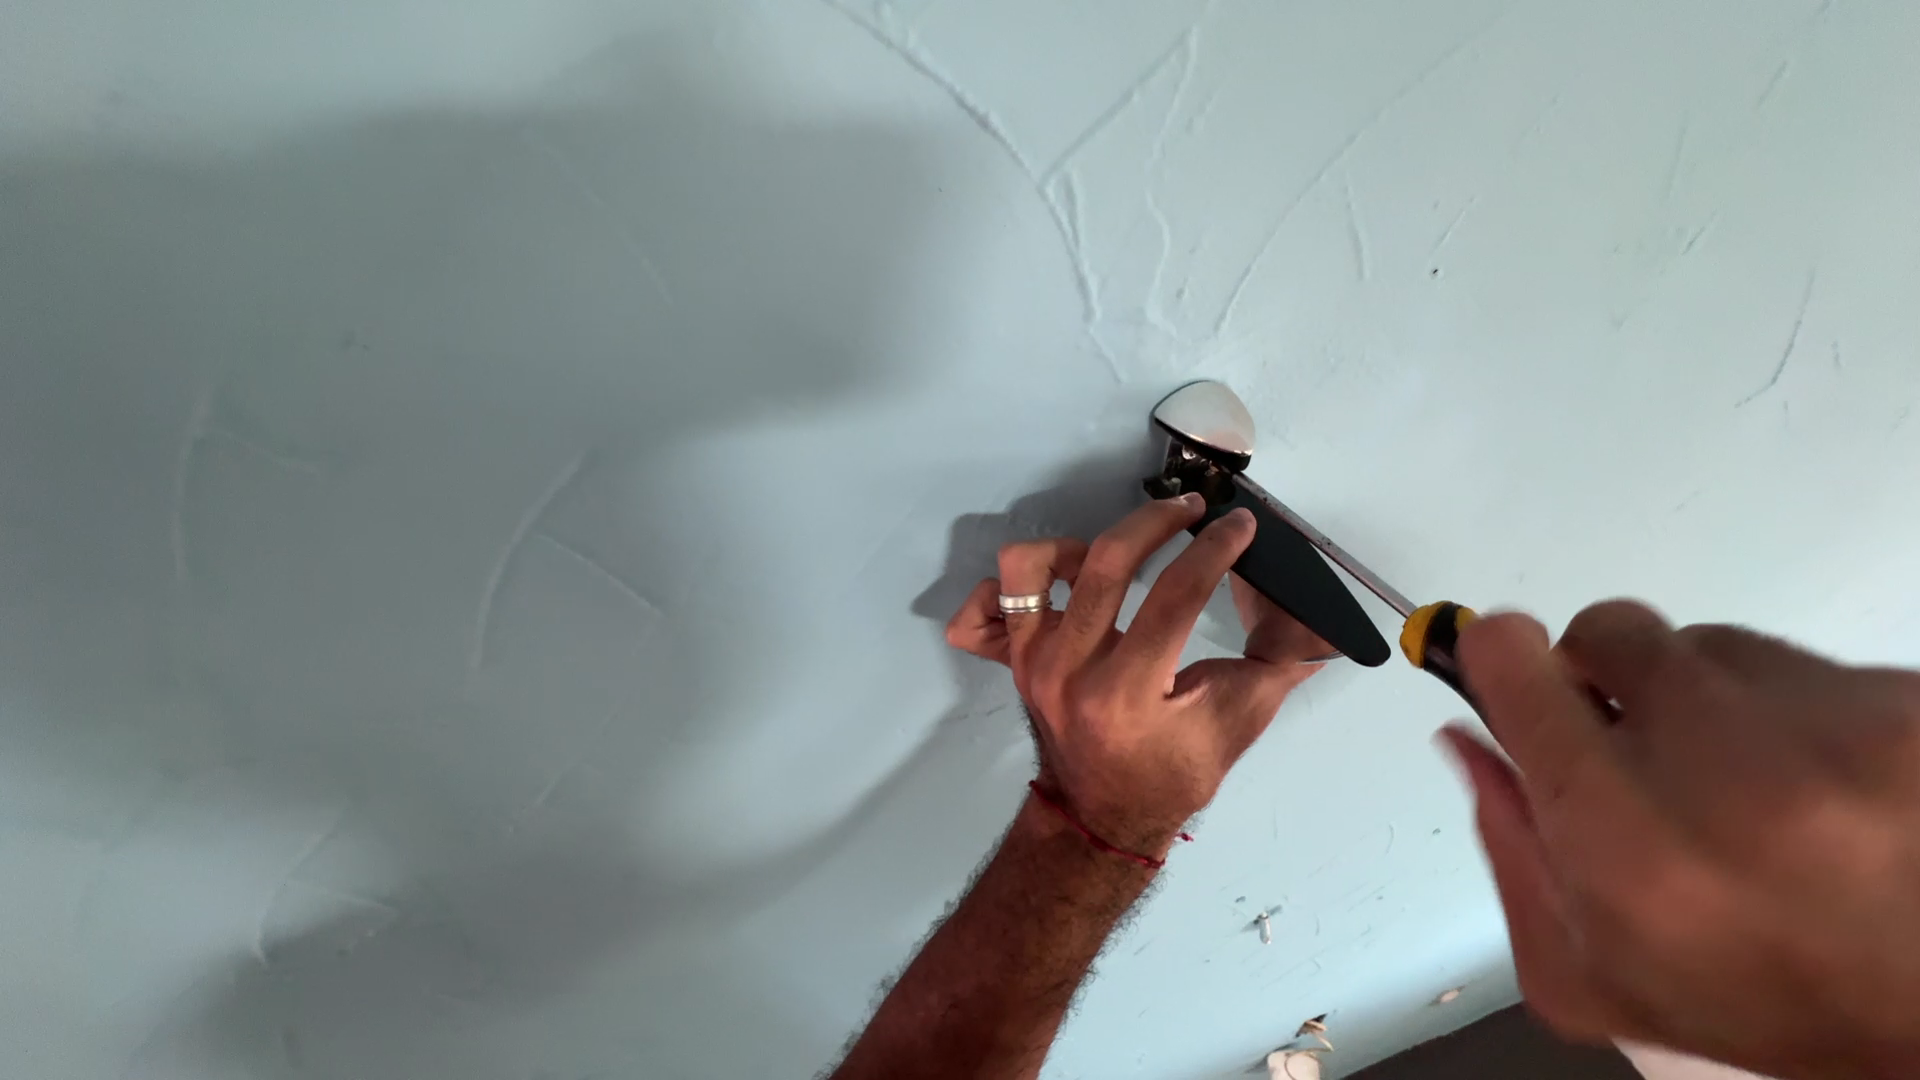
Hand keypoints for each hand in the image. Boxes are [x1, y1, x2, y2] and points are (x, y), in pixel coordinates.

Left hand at [945, 494, 1331, 857]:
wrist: (1098, 816)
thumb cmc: (1171, 775)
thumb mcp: (1237, 724)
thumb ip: (1277, 660)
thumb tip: (1313, 604)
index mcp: (1128, 693)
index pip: (1175, 596)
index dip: (1214, 549)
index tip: (1239, 525)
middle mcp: (1069, 670)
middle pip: (1103, 563)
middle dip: (1155, 521)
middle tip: (1189, 509)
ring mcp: (1030, 660)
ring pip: (1027, 568)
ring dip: (1075, 545)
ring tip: (1111, 556)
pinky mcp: (1013, 657)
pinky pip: (990, 602)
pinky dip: (1019, 584)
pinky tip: (1062, 584)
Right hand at [1442, 603, 1919, 1079]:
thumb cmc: (1752, 1008)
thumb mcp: (1584, 964)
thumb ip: (1504, 841)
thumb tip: (1466, 734)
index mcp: (1623, 830)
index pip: (1513, 659)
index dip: (1497, 653)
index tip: (1514, 671)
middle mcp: (1726, 765)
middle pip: (1610, 629)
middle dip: (1602, 671)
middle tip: (1633, 735)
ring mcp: (1843, 730)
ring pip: (1714, 646)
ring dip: (1706, 697)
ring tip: (1748, 779)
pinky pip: (1814, 671)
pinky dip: (1799, 716)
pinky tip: (1827, 790)